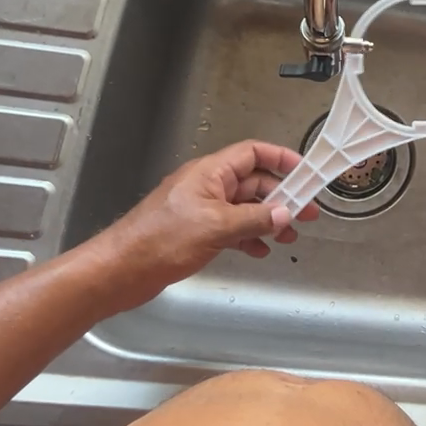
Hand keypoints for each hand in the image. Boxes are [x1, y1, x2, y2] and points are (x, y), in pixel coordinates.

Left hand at [90, 141, 319, 306]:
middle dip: (281, 197)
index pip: (253, 153)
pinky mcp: (196, 232)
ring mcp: (202, 209)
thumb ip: (254, 219)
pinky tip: (260, 251)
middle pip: (253, 182)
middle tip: (307, 213)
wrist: (118, 272)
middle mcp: (208, 186)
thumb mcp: (216, 227)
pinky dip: (249, 237)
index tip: (305, 172)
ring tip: (289, 237)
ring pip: (245, 208)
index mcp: (210, 173)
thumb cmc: (162, 240)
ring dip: (268, 220)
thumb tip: (285, 214)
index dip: (281, 158)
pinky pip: (232, 228)